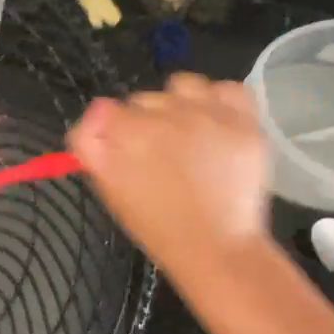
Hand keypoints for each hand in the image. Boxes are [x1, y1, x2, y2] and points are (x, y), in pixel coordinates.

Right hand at [66, 72, 272, 278]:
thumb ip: (89, 145)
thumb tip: (95, 114)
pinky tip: (215, 125)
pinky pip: (226, 88)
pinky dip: (219, 102)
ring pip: (184, 85)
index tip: (125, 154)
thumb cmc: (158, 225)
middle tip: (159, 157)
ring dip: (180, 104)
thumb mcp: (110, 188)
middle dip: (146, 122)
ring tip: (188, 136)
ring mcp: (210, 114)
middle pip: (145, 98)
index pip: (109, 109)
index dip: (114, 132)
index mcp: (131, 131)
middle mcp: (169, 113)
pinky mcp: (244, 120)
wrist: (217, 247)